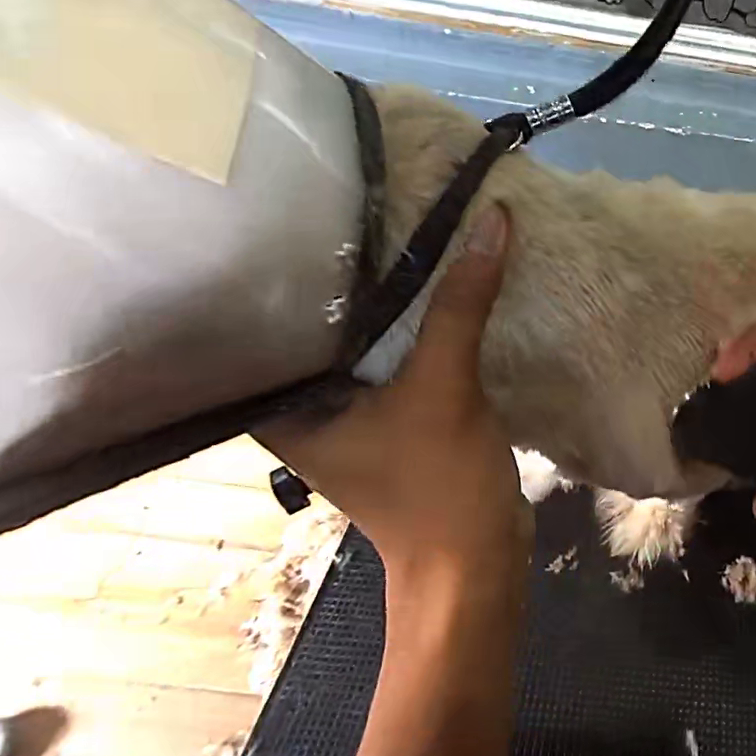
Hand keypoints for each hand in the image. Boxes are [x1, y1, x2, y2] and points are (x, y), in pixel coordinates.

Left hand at [258, 206, 526, 575]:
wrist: (477, 557)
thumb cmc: (436, 484)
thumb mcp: (444, 387)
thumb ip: (461, 305)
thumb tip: (492, 221)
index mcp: (280, 401)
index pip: (263, 313)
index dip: (284, 257)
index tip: (302, 197)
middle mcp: (304, 402)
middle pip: (324, 321)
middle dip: (348, 270)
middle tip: (363, 199)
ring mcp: (354, 411)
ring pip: (369, 338)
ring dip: (393, 298)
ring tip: (400, 228)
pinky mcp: (397, 416)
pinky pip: (402, 357)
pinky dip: (420, 328)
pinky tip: (437, 288)